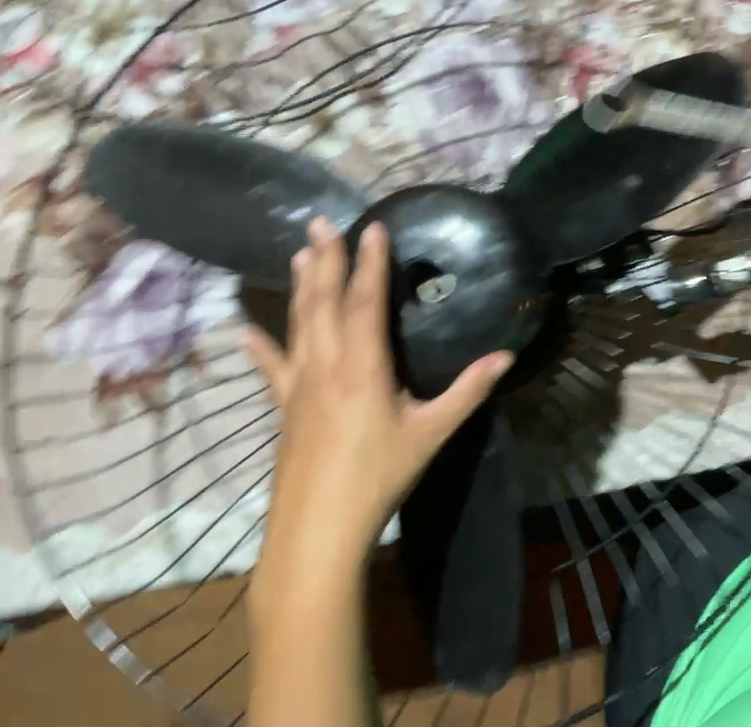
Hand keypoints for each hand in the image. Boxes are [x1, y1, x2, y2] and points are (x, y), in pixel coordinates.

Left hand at [248, 216, 511, 577]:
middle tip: (320, 221)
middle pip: (323, 300)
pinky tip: (243, 330)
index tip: (373, 226)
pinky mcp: (283, 406)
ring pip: (297, 323)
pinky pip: (271, 366)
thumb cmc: (378, 476)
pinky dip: (259, 344)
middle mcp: (324, 365)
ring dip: (300, 285)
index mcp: (362, 366)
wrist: (316, 529)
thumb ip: (468, 391)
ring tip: (300, 252)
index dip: (370, 262)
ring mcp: (297, 385)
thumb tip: (507, 355)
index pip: (365, 301)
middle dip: (325, 258)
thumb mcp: (432, 433)